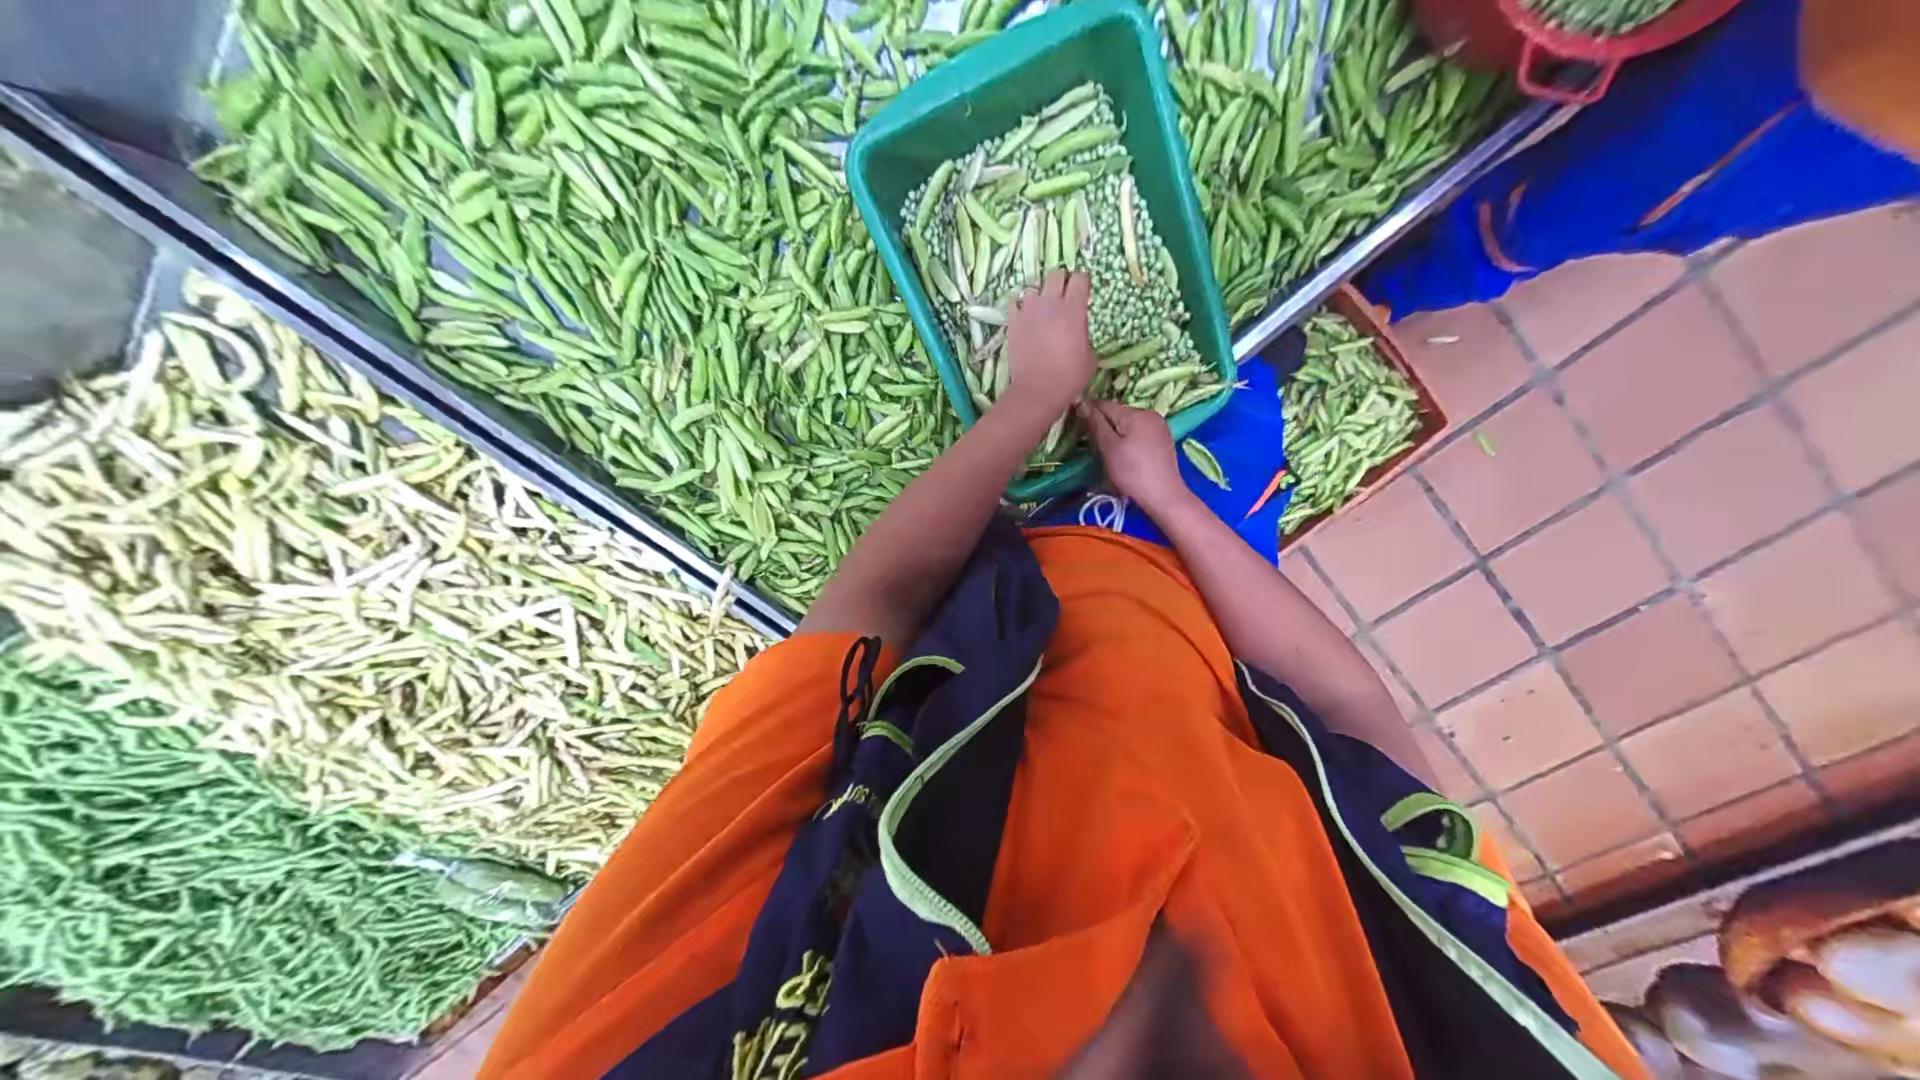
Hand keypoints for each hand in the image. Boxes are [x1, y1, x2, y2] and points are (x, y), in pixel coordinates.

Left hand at [1004, 269, 1094, 414]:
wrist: (1037, 390)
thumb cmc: (1069, 377)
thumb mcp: (1090, 358)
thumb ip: (1085, 337)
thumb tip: (1079, 335)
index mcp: (1074, 309)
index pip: (1080, 278)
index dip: (1082, 283)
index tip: (1082, 292)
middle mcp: (1051, 303)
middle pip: (1056, 274)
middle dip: (1061, 281)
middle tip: (1063, 296)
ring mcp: (1029, 311)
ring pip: (1034, 288)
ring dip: (1040, 295)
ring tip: (1042, 310)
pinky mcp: (1013, 322)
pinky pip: (1015, 303)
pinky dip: (1020, 306)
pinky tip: (1024, 316)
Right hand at [1080, 399, 1191, 515]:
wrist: (1163, 495)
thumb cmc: (1132, 472)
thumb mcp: (1109, 447)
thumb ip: (1095, 423)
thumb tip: (1081, 403)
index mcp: (1135, 413)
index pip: (1104, 404)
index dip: (1088, 412)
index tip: (1077, 427)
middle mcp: (1149, 413)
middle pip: (1117, 413)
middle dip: (1103, 424)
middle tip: (1094, 445)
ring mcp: (1159, 426)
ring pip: (1128, 423)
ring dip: (1116, 432)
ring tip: (1109, 451)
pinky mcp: (1163, 438)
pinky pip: (1139, 431)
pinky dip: (1129, 438)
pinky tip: (1127, 454)